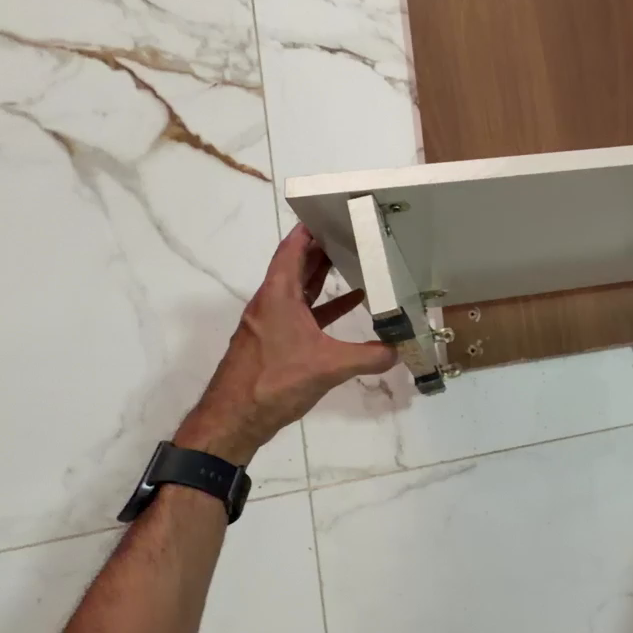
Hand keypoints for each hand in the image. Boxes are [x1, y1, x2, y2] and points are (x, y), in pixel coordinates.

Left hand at [175, 225, 398, 464]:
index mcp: (278, 297)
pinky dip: (325, 306)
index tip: (328, 211)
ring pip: (300, 290)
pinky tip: (349, 306)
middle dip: (322, 248)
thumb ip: (368, 356)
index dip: (308, 230)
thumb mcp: (329, 367)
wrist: (233, 420)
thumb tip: (399, 350)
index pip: (292, 251)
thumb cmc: (274, 381)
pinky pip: (304, 313)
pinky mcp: (276, 344)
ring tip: (353, 260)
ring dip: (324, 275)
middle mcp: (272, 305)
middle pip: (297, 266)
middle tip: (351, 231)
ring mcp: (272, 325)